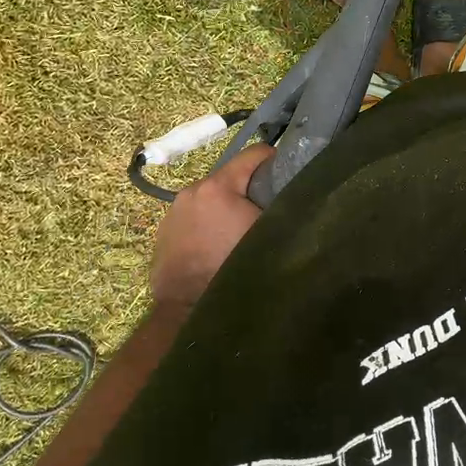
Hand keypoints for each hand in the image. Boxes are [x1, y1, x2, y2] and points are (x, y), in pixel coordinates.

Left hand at [149, 144, 272, 307]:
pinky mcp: (163, 232)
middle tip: (266, 213)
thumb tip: (302, 192)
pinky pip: (195, 216)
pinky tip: (217, 245)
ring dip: (227, 207)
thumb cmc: (231, 267)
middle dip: (250, 189)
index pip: (255, 153)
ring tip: (240, 232)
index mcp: (217, 186)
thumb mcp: (268, 233)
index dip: (276, 162)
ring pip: (212, 197)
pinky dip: (208, 223)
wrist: (186, 312)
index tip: (288, 179)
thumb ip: (281, 206)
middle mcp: (191, 190)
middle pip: (232, 176)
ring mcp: (173, 212)